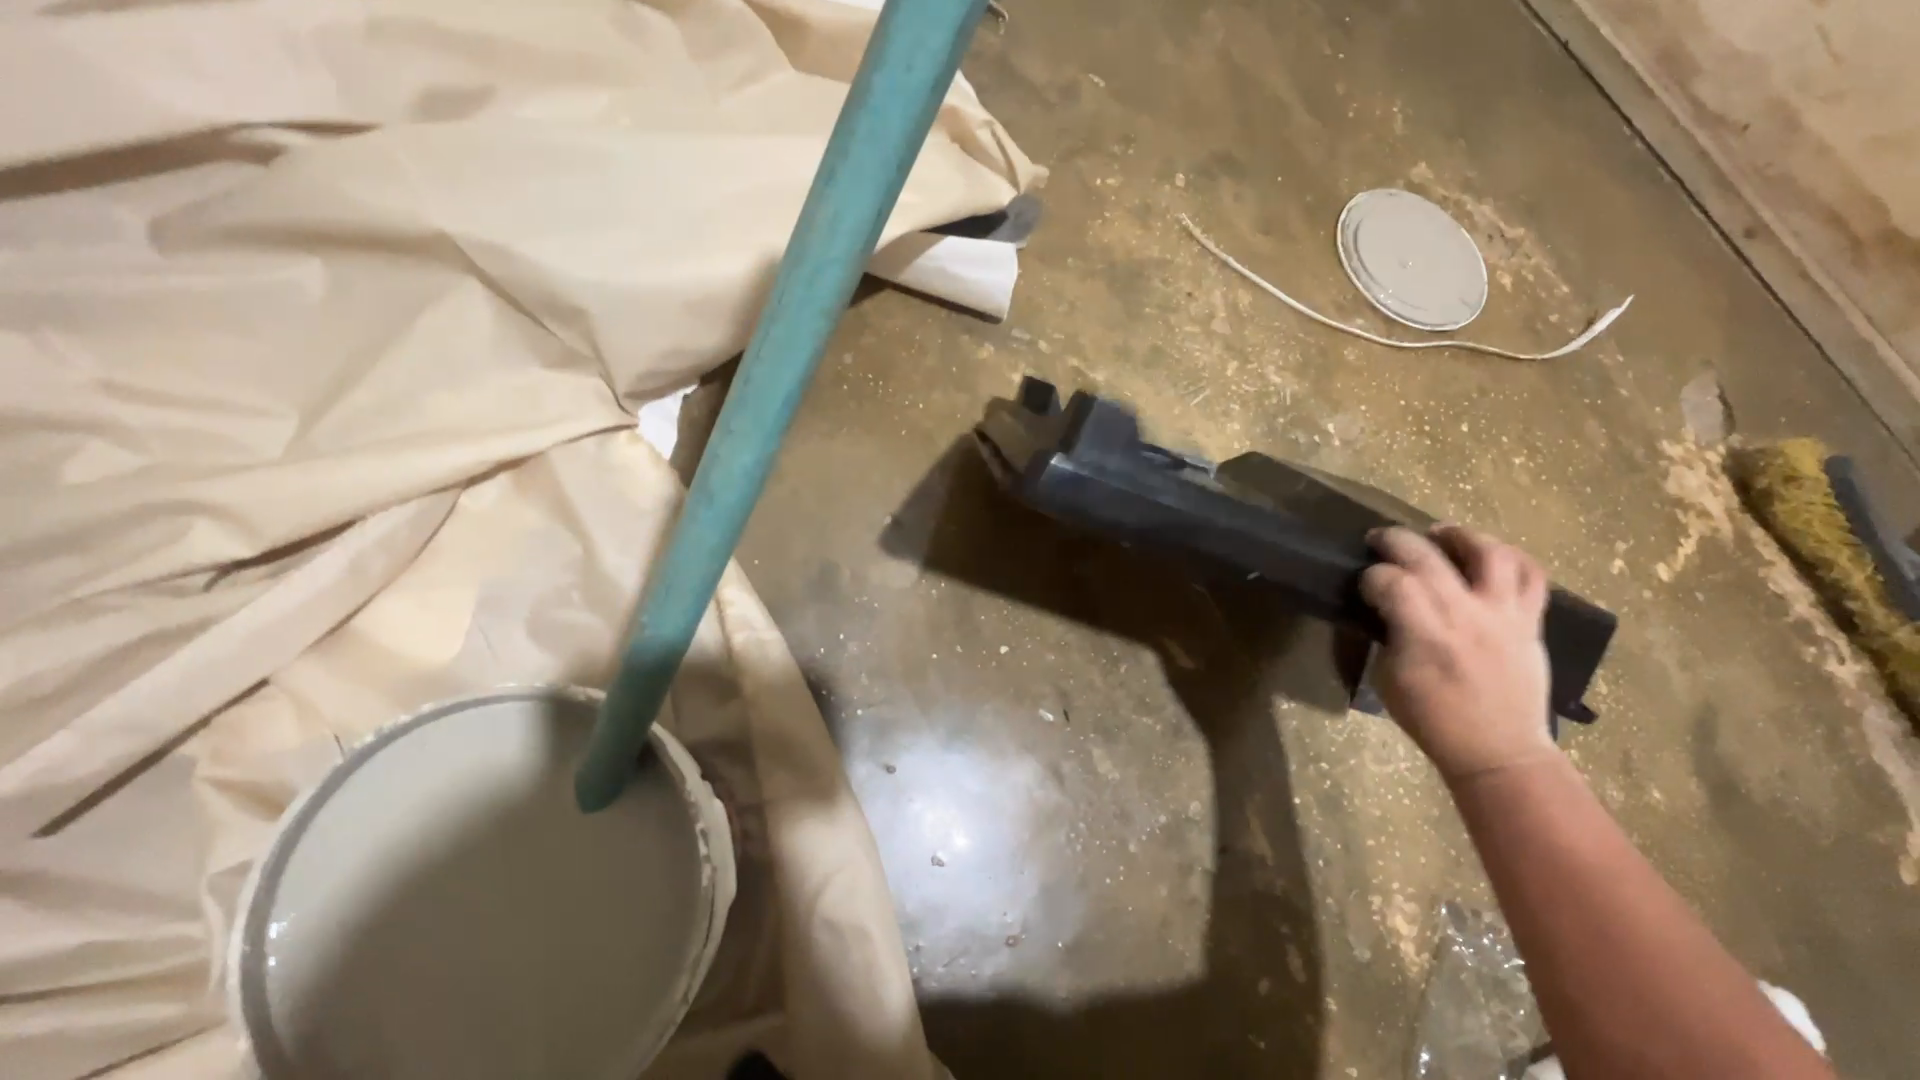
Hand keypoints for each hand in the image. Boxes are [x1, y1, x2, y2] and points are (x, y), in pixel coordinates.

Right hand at [1360, 525, 1557, 783]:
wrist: (1498, 750)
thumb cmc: (1433, 720)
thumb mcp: (1388, 679)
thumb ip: (1389, 636)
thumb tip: (1385, 609)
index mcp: (1424, 634)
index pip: (1388, 582)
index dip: (1370, 576)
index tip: (1364, 584)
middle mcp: (1464, 614)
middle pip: (1426, 555)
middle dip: (1395, 540)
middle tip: (1380, 539)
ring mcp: (1503, 614)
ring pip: (1489, 553)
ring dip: (1460, 536)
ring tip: (1441, 535)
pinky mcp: (1530, 621)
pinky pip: (1531, 576)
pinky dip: (1512, 557)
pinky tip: (1490, 557)